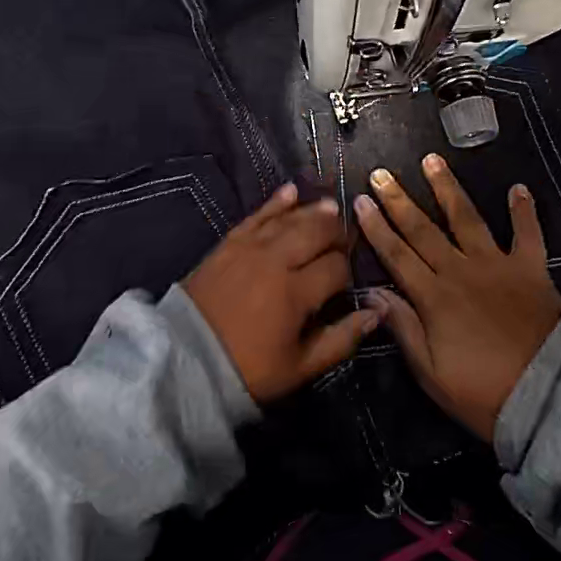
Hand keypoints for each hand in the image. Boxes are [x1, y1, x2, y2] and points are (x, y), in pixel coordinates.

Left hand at [183, 184, 380, 402]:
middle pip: (316, 232)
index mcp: (296, 293)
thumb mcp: (300, 367)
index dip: (347, 270)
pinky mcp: (228, 244)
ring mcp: (250, 248)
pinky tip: (290, 191)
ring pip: (290, 220)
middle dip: (336, 233)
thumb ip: (341, 339)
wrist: (183, 361)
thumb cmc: (247, 369)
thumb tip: (376, 313)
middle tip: (345, 237)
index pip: (336, 267)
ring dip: (313, 211)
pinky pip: (257, 216)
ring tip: (331, 207)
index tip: (347, 280)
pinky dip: (275, 202)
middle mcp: (276, 261)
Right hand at [354, 155, 560, 440]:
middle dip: (399, 200)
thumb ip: (403, 328)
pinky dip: (524, 211)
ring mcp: (498, 266)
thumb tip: (372, 293)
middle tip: (382, 173)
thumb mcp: (431, 372)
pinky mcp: (532, 269)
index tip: (360, 201)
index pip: (397, 255)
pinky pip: (529, 234)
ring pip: (467, 219)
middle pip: (424, 230)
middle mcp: (461, 271)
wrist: (551, 396)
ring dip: (448, 189)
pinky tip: (519, 188)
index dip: (376, 227)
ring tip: (433, 160)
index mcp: (434, 297)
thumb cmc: (484, 392)